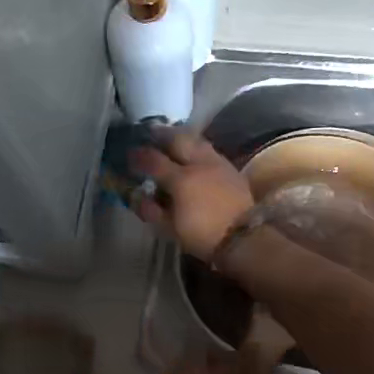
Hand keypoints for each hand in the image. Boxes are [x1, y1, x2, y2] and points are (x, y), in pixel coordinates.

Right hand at [128, 127, 255, 258]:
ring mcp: (218, 163)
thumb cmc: (202, 236)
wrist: (243, 240)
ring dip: (182, 137)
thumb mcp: (170, 229)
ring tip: (173, 139)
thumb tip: (137, 196)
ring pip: (197, 141)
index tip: (130, 154)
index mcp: (181, 179)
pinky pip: (211, 151)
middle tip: (151, 134)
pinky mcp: (232, 169)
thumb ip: (151, 210)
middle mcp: (199, 164)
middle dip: (162, 135)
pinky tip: (195, 154)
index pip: (154, 160)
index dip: (139, 156)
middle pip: (178, 139)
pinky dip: (198, 147)